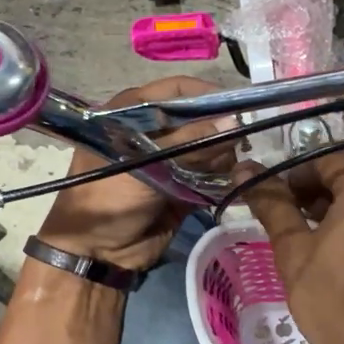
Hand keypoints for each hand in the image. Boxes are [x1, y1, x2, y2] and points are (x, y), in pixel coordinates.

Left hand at [34, 76, 224, 269]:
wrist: (98, 253)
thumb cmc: (107, 198)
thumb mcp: (146, 164)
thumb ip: (190, 142)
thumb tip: (234, 120)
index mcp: (132, 115)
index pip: (176, 91)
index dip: (207, 94)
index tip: (239, 104)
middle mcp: (153, 133)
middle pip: (198, 119)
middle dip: (221, 128)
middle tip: (245, 139)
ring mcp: (170, 161)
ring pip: (209, 147)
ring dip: (225, 155)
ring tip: (235, 165)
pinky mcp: (184, 187)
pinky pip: (212, 176)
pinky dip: (224, 178)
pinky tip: (236, 180)